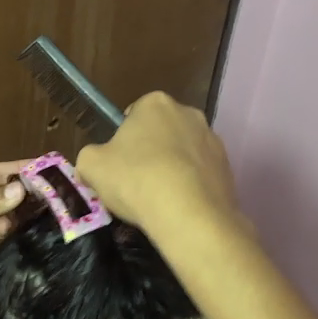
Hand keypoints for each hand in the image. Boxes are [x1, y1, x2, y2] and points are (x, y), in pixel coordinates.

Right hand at [76, 92, 241, 232]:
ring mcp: (213, 139)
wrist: (188, 215)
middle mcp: (188, 112)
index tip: (118, 163)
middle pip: (161, 131)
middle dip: (151, 150)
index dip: (123, 139)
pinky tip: (180, 207)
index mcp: (154, 103)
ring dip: (174, 168)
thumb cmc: (135, 180)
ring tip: (160, 199)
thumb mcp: (91, 166)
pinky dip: (192, 186)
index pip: (133, 114)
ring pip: (184, 152)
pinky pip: (202, 174)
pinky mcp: (228, 167)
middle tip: (136, 181)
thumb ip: (90, 157)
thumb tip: (96, 164)